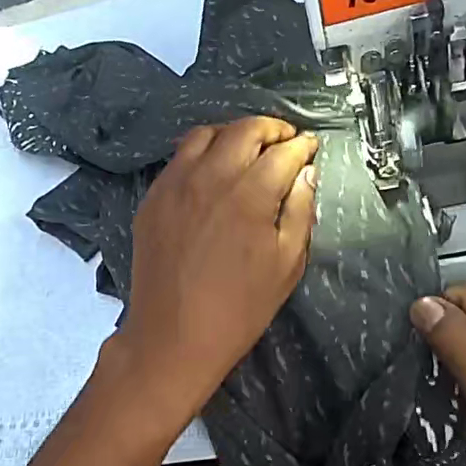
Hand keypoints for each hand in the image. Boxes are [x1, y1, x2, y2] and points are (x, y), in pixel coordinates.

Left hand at [108, 117, 318, 421]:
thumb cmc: (241, 307)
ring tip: (250, 148)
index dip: (303, 145)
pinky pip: (180, 156)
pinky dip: (204, 150)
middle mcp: (211, 177)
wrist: (174, 336)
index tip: (311, 148)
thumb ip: (300, 211)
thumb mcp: (288, 264)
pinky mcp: (154, 196)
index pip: (284, 151)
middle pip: (245, 130)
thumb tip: (306, 173)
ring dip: (235, 133)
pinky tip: (215, 169)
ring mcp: (176, 183)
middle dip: (273, 128)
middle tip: (286, 141)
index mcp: (250, 194)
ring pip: (208, 134)